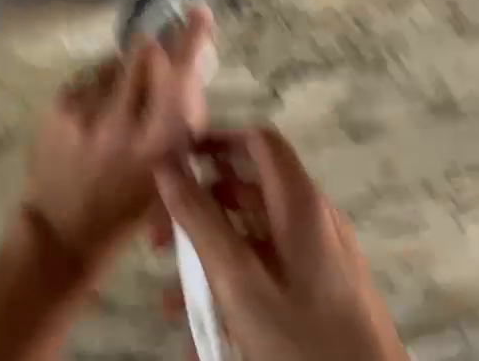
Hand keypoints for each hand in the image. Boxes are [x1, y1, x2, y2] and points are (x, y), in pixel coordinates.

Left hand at [20, 9, 213, 267]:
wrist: (61, 229)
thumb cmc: (126, 210)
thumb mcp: (168, 176)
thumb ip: (178, 126)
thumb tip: (186, 77)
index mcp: (158, 147)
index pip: (178, 79)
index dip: (190, 42)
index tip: (198, 13)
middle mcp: (122, 123)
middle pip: (144, 57)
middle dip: (153, 51)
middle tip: (153, 56)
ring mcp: (85, 111)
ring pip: (113, 64)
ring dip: (122, 73)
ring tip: (115, 105)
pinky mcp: (59, 105)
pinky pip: (87, 78)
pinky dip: (96, 87)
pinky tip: (93, 115)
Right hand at [155, 127, 406, 360]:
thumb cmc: (303, 339)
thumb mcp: (239, 280)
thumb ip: (199, 218)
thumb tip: (165, 161)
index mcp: (301, 205)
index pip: (258, 141)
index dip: (215, 140)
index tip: (173, 162)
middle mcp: (313, 220)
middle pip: (246, 189)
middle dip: (196, 208)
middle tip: (157, 238)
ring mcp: (319, 258)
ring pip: (249, 234)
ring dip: (206, 253)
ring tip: (171, 294)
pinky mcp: (321, 292)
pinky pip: (265, 269)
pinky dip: (231, 283)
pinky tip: (201, 323)